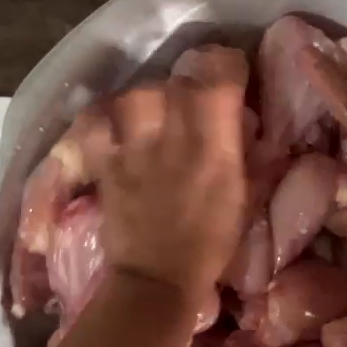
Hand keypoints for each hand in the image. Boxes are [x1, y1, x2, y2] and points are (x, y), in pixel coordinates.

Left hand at [80, 66, 247, 301]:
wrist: (158, 280)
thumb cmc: (212, 242)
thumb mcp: (247, 195)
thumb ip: (250, 153)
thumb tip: (249, 119)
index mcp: (216, 146)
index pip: (222, 73)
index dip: (229, 67)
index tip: (233, 78)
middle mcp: (174, 136)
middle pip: (182, 78)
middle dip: (194, 84)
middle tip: (198, 104)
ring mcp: (134, 146)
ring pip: (141, 91)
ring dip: (153, 96)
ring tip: (158, 113)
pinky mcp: (103, 160)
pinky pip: (96, 119)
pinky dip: (106, 115)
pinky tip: (118, 122)